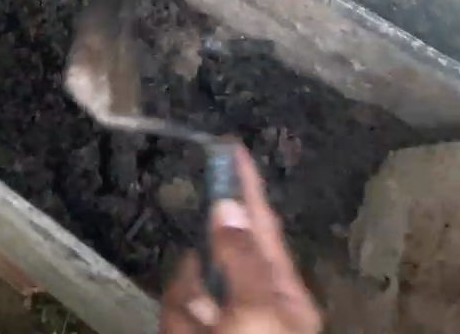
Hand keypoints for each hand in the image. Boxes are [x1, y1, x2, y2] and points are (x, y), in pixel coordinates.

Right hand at [163, 147, 320, 333]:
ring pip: (186, 285)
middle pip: (212, 254)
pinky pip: (176, 312)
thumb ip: (239, 260)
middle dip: (197, 278)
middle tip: (207, 314)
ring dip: (185, 311)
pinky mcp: (198, 332)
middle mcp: (255, 304)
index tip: (229, 144)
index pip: (261, 224)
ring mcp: (226, 324)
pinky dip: (178, 323)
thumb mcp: (257, 318)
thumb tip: (227, 208)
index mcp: (283, 295)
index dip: (246, 185)